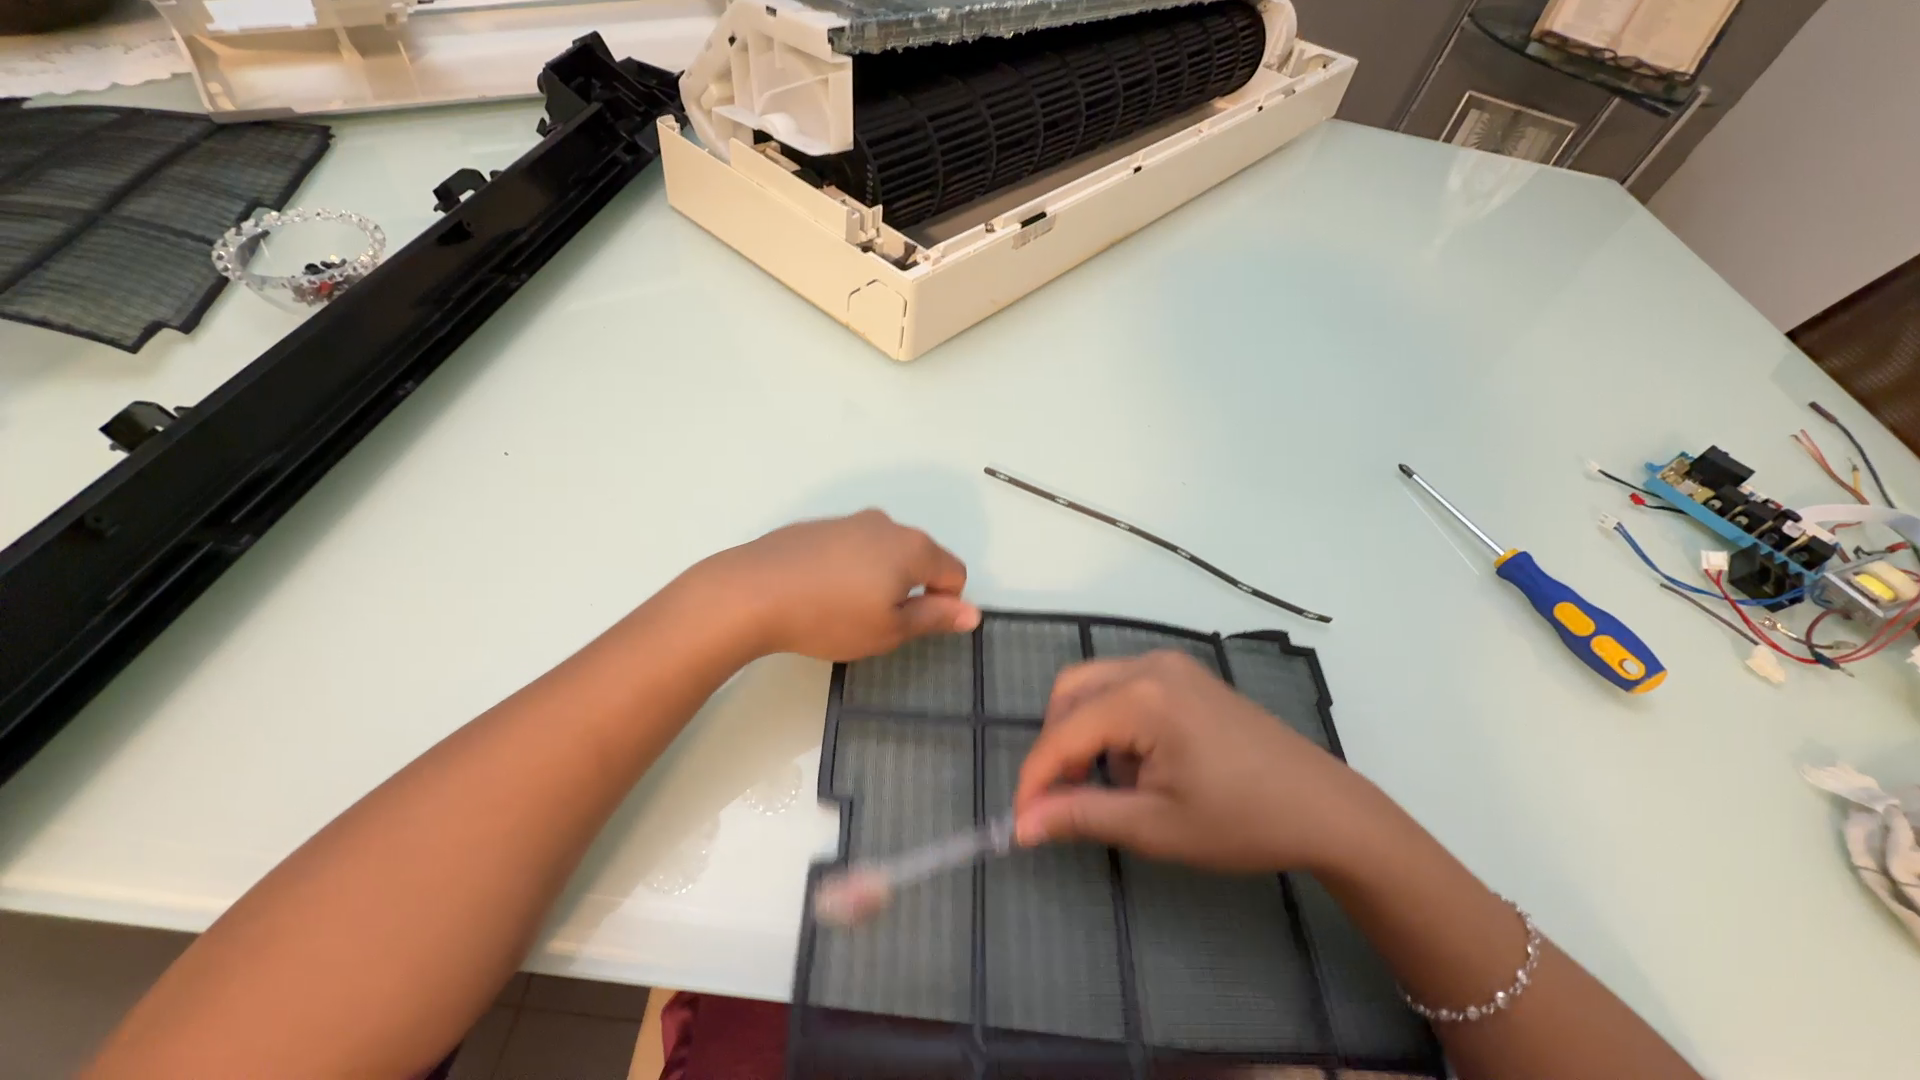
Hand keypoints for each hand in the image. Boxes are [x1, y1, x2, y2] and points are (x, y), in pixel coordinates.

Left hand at [694, 510, 979, 661]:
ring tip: (843, 609)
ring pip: (883, 551)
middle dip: (911, 588)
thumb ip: (935, 617)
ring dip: (878, 577)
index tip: (910, 626)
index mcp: (912, 547)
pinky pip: (850, 548)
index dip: (944, 603)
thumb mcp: (889, 629)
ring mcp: (848, 521)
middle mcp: (886, 524)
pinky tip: (818, 592)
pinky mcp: (816, 526)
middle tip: (877, 622)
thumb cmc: (830, 617)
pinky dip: (848, 568)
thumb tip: (972, 612)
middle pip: (920, 557)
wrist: (752, 592)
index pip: (954, 571)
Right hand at [1013, 651, 1379, 873]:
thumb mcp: (1155, 826)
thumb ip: (1081, 816)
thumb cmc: (1242, 821)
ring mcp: (1173, 666)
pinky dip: (1111, 723)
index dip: (1034, 778)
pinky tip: (1138, 764)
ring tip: (1108, 786)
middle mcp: (1152, 666)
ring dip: (1083, 733)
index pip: (1063, 732)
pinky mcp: (1188, 677)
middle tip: (1064, 798)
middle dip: (1057, 747)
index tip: (1019, 823)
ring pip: (1095, 687)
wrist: (1325, 809)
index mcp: (1143, 698)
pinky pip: (1125, 688)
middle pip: (1070, 693)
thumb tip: (1021, 825)